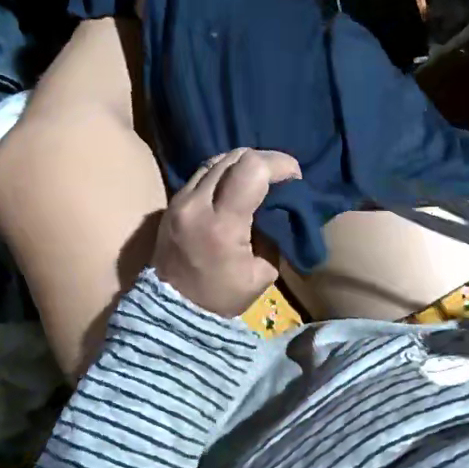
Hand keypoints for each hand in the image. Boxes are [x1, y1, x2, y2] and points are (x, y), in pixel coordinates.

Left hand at [153, 149, 301, 316]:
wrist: (173, 310)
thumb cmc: (222, 297)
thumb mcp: (263, 272)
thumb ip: (274, 233)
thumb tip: (282, 208)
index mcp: (222, 225)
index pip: (252, 170)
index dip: (279, 164)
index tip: (295, 177)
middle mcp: (196, 204)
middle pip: (235, 157)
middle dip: (266, 160)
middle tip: (283, 176)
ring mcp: (180, 200)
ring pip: (217, 159)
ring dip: (244, 163)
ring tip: (262, 179)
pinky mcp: (173, 202)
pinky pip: (204, 172)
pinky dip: (226, 172)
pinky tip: (239, 186)